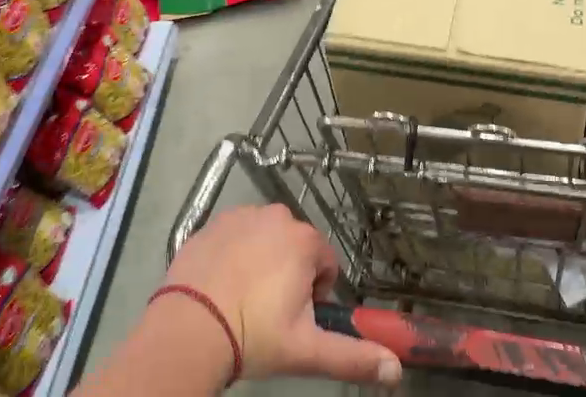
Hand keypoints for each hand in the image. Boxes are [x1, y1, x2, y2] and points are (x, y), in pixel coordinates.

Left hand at [161, 204, 401, 385]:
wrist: (189, 329)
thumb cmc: (254, 335)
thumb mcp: (307, 351)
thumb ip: (354, 356)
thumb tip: (395, 369)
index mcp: (304, 241)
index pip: (325, 263)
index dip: (315, 292)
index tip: (295, 316)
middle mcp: (276, 217)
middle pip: (295, 247)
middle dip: (289, 274)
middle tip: (270, 311)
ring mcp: (241, 216)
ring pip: (265, 239)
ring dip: (262, 261)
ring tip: (244, 299)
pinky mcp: (212, 223)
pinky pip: (235, 236)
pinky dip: (234, 254)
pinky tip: (222, 285)